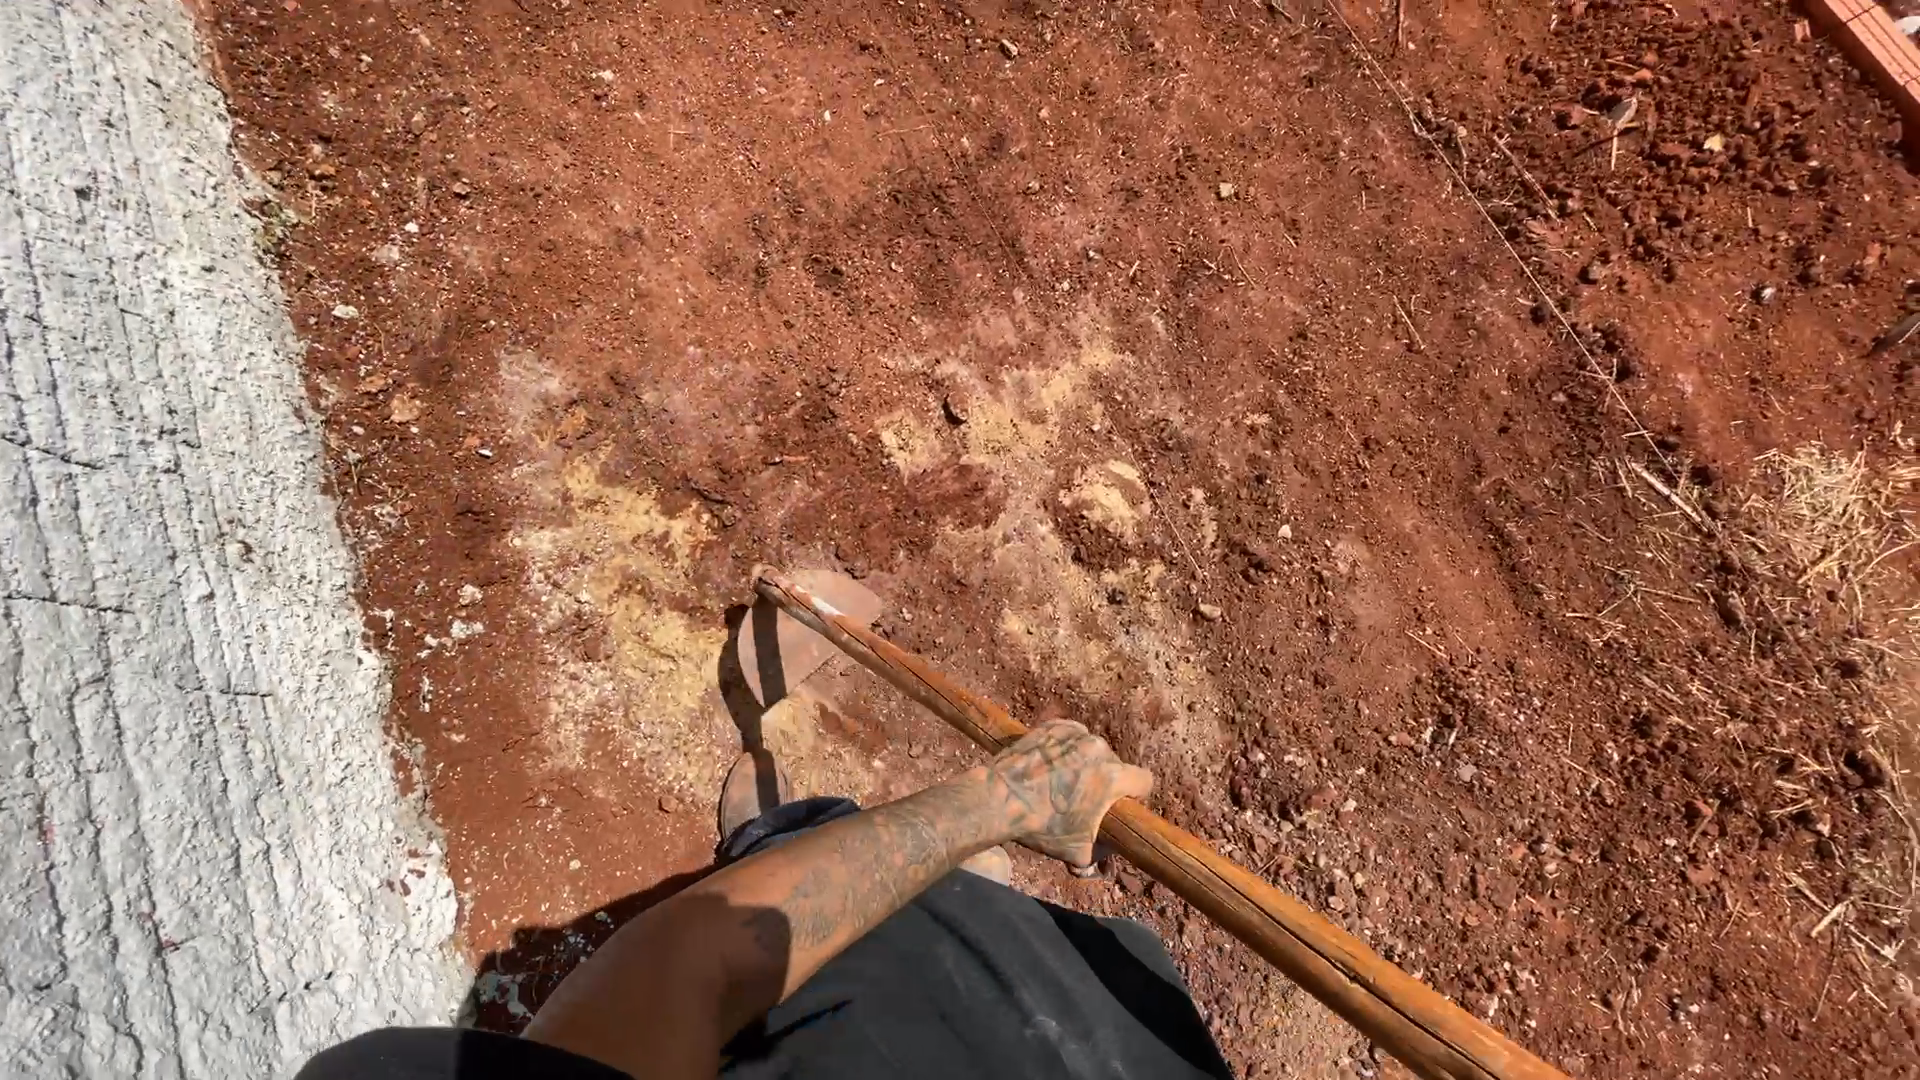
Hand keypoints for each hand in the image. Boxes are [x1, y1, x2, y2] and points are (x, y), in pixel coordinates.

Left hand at [986, 719, 1153, 869]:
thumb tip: (1106, 856)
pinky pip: (1071, 735)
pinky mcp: (1054, 726)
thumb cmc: (1042, 826)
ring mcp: (1074, 733)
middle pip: (1115, 764)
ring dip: (1085, 762)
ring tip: (1063, 780)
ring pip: (1092, 748)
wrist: (1000, 798)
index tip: (1123, 802)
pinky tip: (1052, 764)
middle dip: (1105, 779)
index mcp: (1112, 776)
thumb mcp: (1080, 851)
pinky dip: (1066, 747)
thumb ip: (1102, 853)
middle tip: (1085, 796)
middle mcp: (1098, 748)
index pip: (1144, 780)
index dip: (1136, 794)